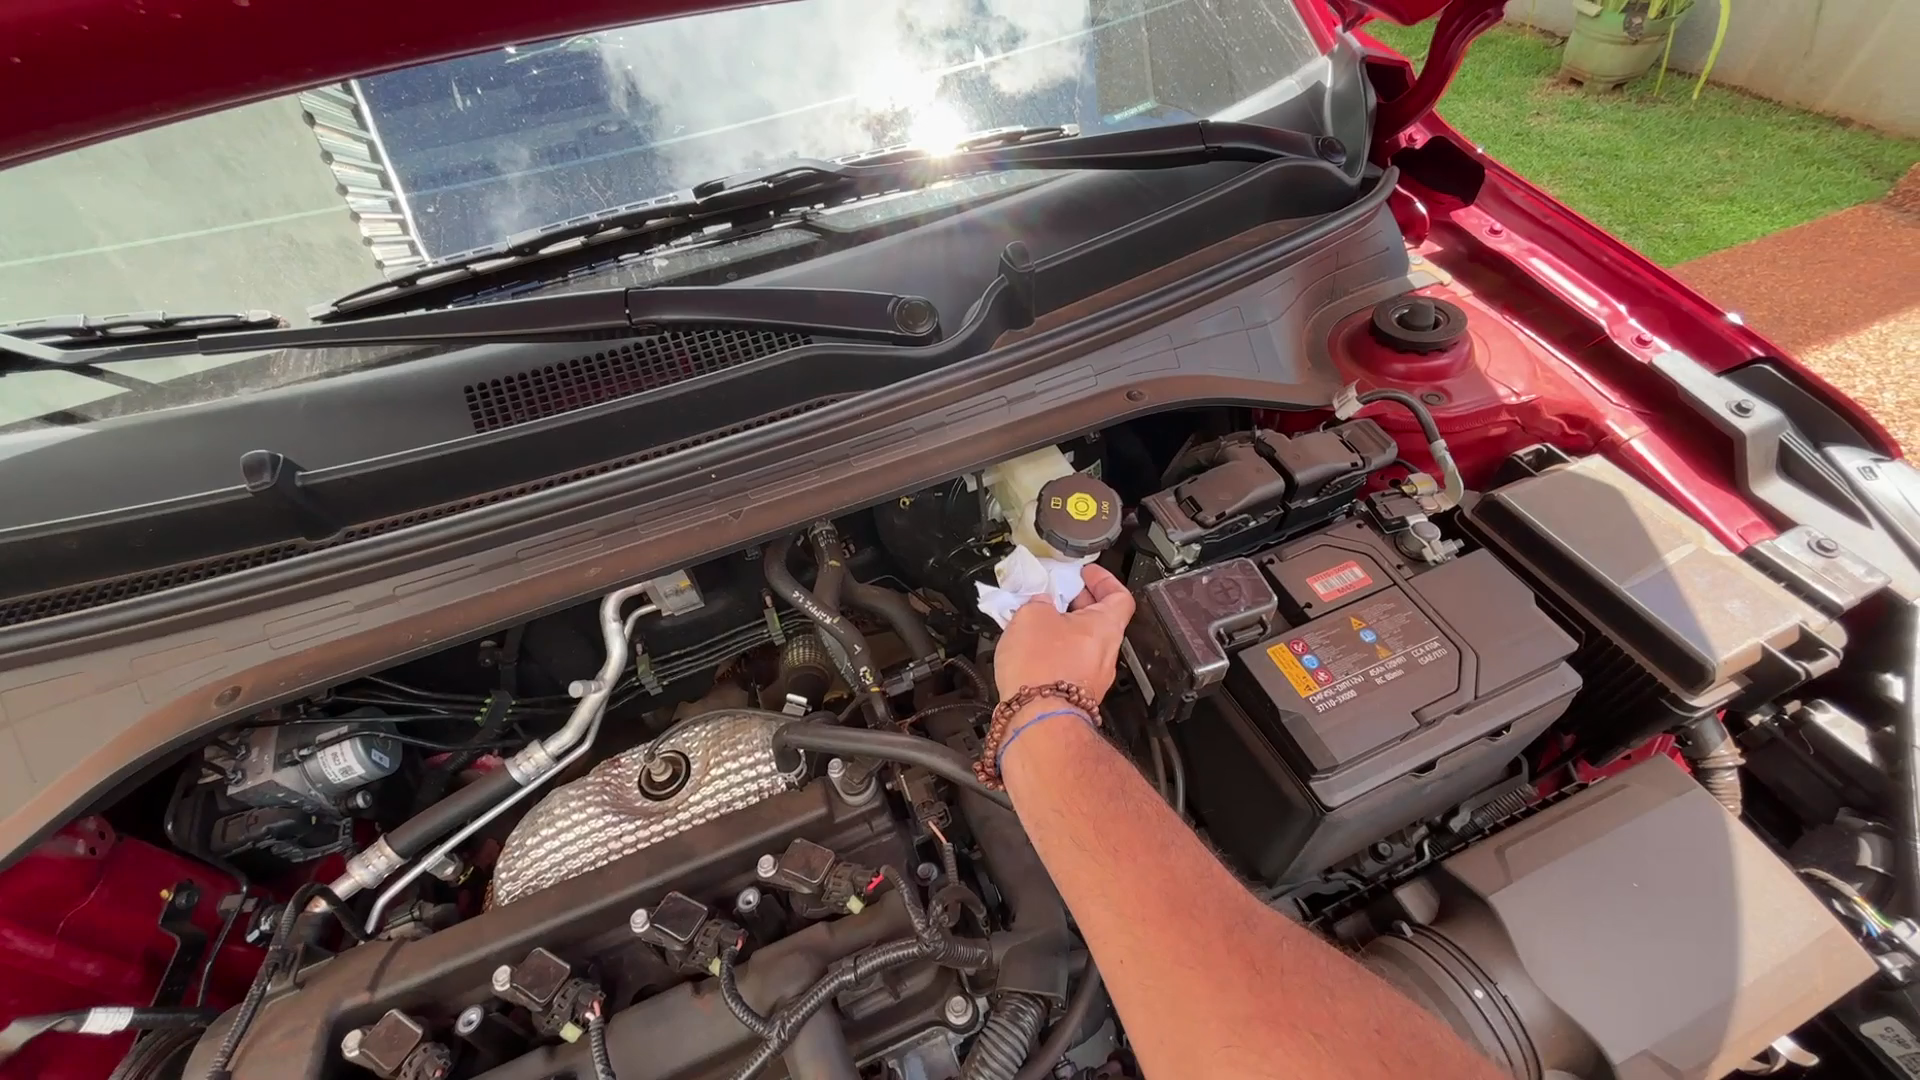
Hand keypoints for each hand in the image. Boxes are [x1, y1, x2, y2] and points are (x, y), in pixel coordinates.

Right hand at [993, 563, 1135, 701]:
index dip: (1103, 579)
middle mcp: (1105, 653)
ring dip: (1060, 629)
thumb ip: (1038, 601)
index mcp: (1105, 626)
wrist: (1036, 717)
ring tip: (1034, 622)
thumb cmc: (1042, 670)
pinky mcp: (1072, 695)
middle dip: (1075, 603)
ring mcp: (1091, 677)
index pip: (1119, 595)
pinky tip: (1029, 651)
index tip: (1088, 573)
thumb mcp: (1032, 615)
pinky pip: (1067, 665)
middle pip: (1098, 619)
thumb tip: (1038, 602)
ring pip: (1080, 643)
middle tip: (1054, 593)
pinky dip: (1052, 653)